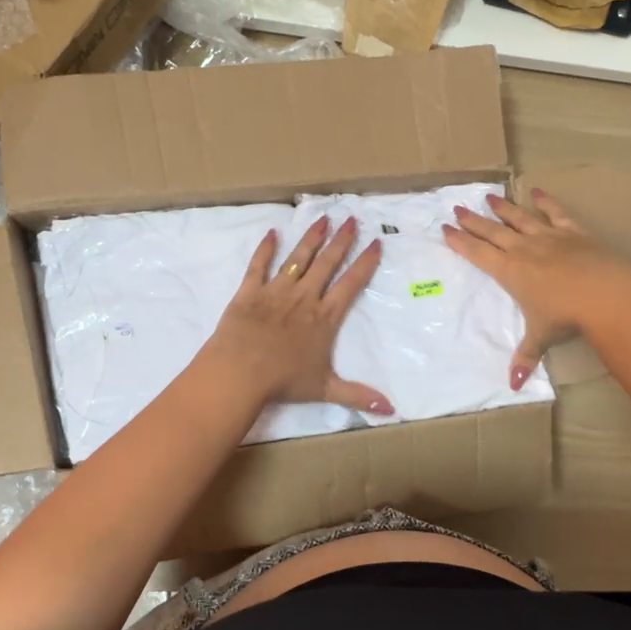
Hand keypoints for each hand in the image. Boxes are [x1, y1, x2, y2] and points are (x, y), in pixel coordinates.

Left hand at [205, 215, 393, 414]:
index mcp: (325, 318)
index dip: (365, 263)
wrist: (240, 372)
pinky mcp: (249, 291)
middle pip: (327, 263)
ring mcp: (276, 291)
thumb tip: (391, 411)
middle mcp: (304, 298)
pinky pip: (259, 264)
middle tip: (352, 219)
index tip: (376, 243)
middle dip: (342, 240)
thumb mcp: (325, 390)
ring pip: (297, 258)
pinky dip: (265, 248)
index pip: (351, 284)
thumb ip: (358, 396)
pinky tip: (272, 232)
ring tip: (322, 218)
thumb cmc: (283, 382)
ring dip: (311, 237)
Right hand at [443, 190, 630, 390]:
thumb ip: (525, 357)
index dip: (460, 242)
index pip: (478, 254)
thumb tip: (512, 384)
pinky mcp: (573, 232)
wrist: (604, 294)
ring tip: (488, 197)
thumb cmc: (565, 317)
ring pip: (520, 218)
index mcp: (510, 272)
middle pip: (493, 232)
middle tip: (458, 209)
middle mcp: (525, 249)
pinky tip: (537, 190)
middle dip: (474, 221)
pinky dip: (546, 201)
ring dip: (503, 208)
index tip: (445, 229)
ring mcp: (550, 237)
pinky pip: (556, 212)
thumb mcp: (541, 338)